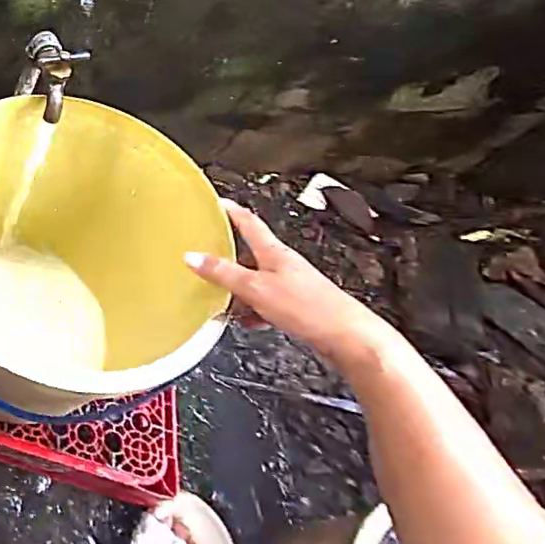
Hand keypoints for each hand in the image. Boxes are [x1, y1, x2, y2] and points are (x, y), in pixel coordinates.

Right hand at [183, 199, 394, 366]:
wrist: (351, 340)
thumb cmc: (312, 309)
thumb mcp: (255, 288)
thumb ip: (222, 273)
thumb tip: (193, 257)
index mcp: (274, 252)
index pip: (248, 222)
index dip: (231, 211)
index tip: (217, 203)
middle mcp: (283, 265)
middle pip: (247, 254)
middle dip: (225, 258)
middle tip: (204, 260)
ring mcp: (290, 285)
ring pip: (254, 280)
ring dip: (236, 289)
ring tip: (222, 300)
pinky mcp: (296, 306)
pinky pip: (264, 301)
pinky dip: (251, 309)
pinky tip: (246, 320)